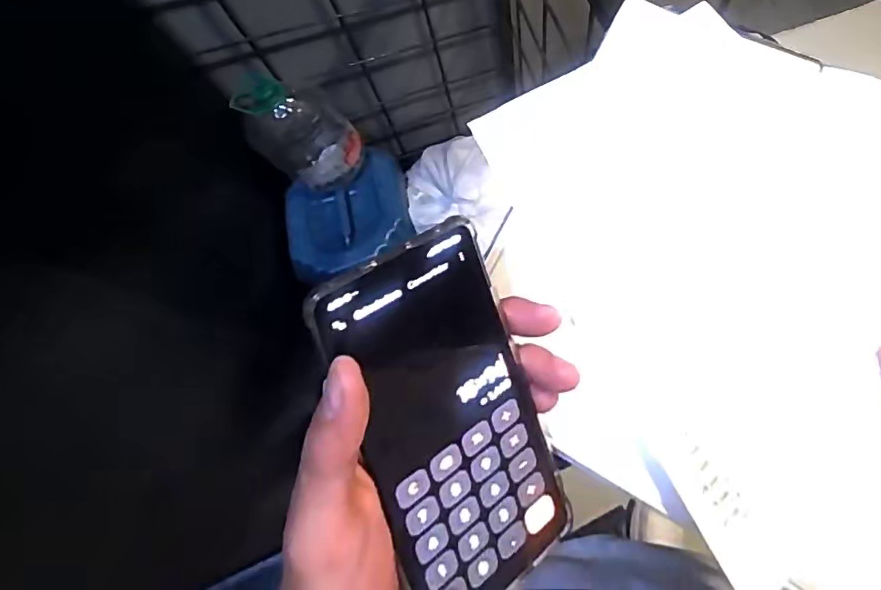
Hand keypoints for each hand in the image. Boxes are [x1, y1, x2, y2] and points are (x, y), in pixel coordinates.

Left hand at [283, 297, 579, 589]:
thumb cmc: (327, 576)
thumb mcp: (320, 512)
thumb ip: (331, 448)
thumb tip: (344, 369)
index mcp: (382, 411)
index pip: (433, 346)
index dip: (480, 320)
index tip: (522, 316)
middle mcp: (417, 420)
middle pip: (477, 365)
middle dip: (523, 352)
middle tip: (556, 363)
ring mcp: (446, 451)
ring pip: (497, 397)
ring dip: (534, 382)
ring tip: (559, 388)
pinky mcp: (468, 483)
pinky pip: (504, 443)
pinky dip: (528, 428)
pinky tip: (544, 427)